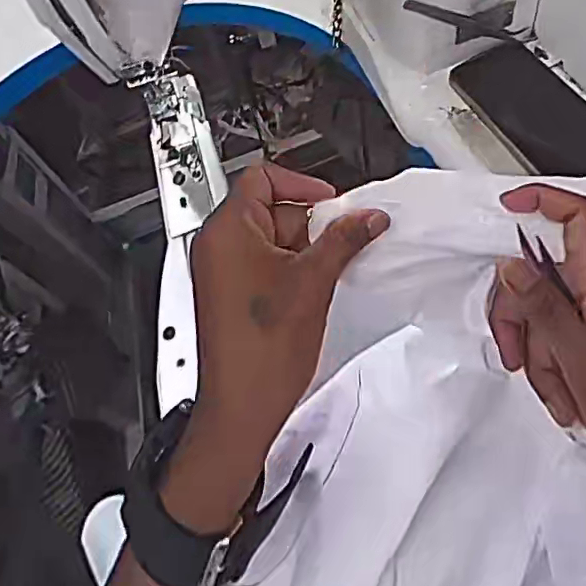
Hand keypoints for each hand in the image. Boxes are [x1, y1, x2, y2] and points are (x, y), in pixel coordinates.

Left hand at [160, 163, 387, 533]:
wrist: (242, 409)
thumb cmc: (259, 354)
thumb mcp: (314, 280)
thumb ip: (345, 238)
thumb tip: (367, 218)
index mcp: (228, 231)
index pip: (263, 177)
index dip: (301, 183)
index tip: (330, 201)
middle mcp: (218, 246)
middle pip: (273, 206)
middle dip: (311, 222)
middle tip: (339, 239)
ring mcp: (223, 270)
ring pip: (273, 236)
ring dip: (305, 247)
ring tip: (324, 272)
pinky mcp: (232, 291)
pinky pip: (267, 260)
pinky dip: (294, 266)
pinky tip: (313, 287)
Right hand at [487, 185, 585, 585]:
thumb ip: (545, 310)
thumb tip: (511, 264)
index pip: (577, 216)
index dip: (541, 199)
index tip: (506, 205)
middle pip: (544, 271)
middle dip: (519, 311)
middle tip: (516, 352)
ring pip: (546, 311)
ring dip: (539, 352)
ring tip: (560, 392)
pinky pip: (560, 340)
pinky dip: (553, 367)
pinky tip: (569, 399)